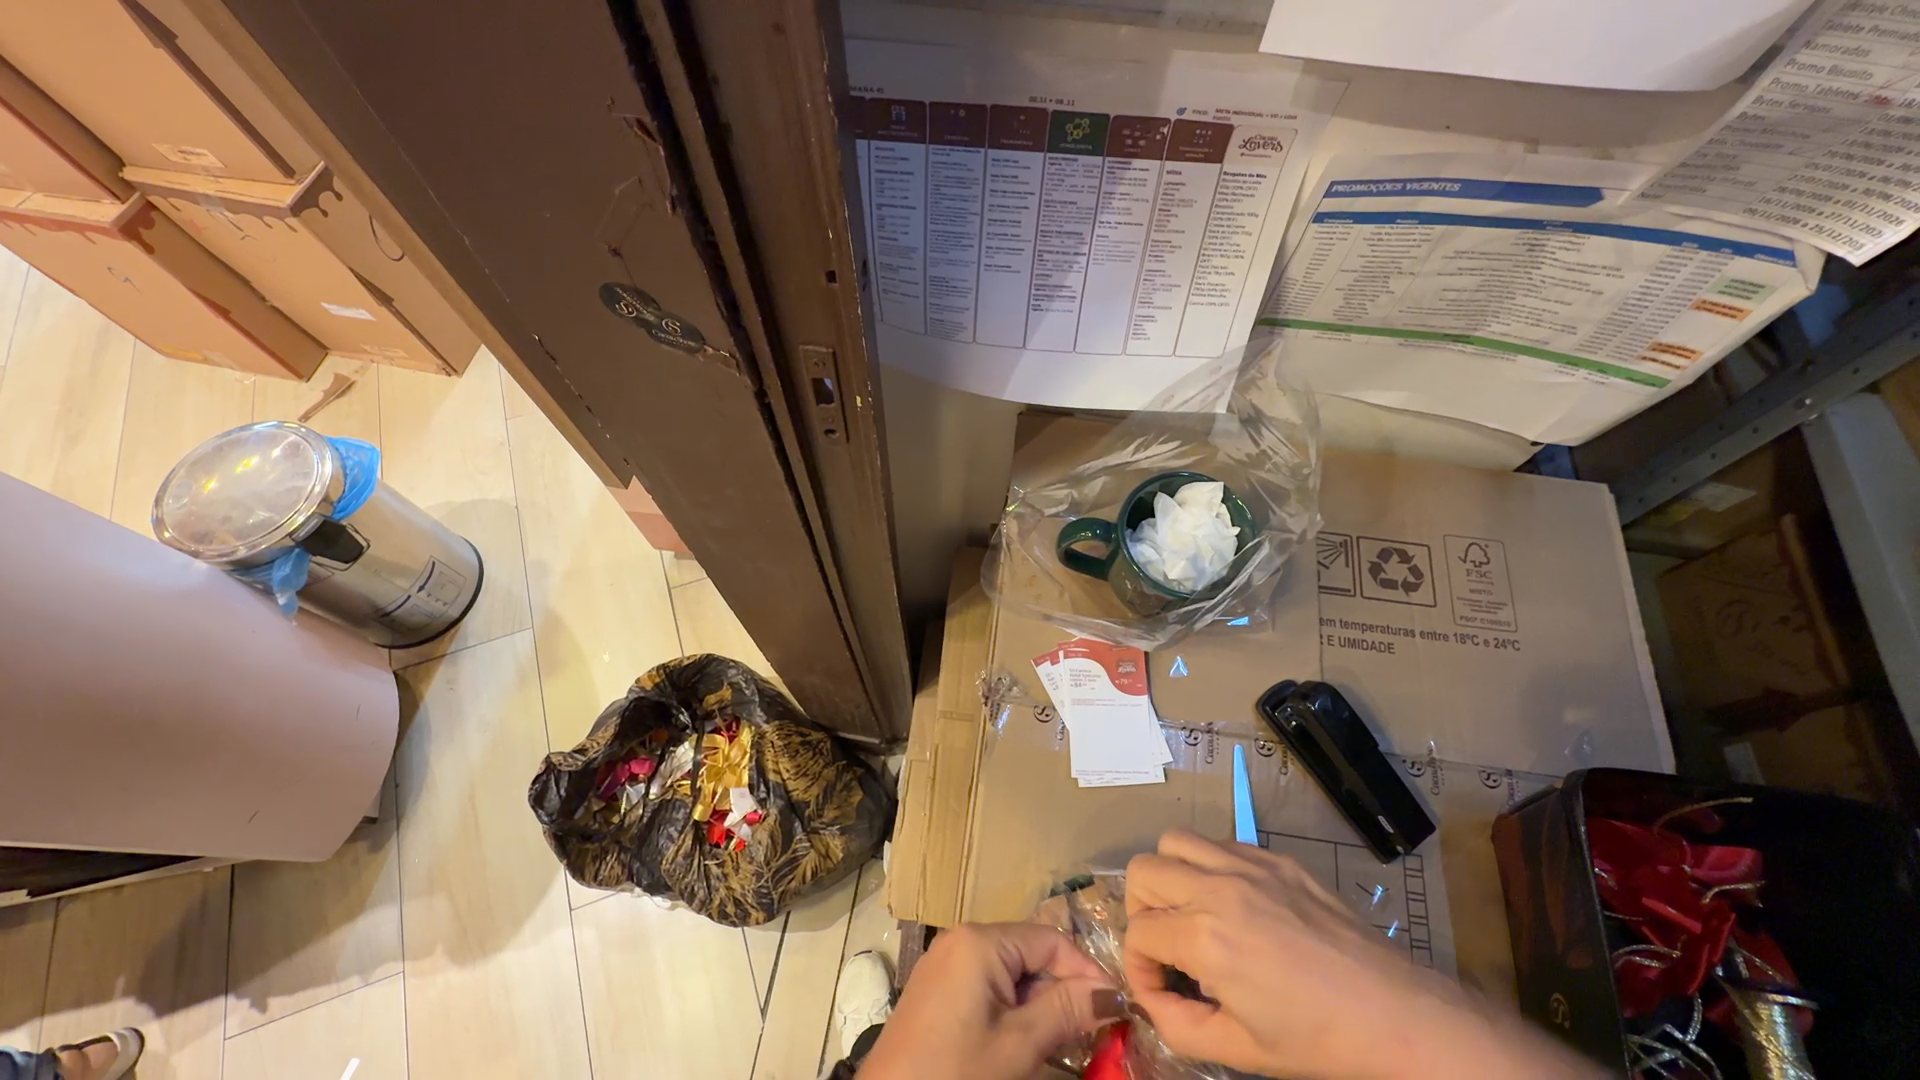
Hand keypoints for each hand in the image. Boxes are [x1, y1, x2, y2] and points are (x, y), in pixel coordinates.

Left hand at [858, 922, 1121, 1079]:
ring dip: (1043, 1006)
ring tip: (1070, 1044)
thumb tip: (1114, 992)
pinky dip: (1015, 1013)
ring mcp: (946, 966)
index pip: (1051, 940)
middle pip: (1031, 955)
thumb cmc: (956, 1073)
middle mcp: (962, 941)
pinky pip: (990, 990)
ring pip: (1013, 976)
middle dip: (1065, 992)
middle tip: (1098, 1033)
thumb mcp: (1019, 1045)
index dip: (1087, 972)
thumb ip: (1067, 1011)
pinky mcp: (939, 994)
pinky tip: (1031, 1045)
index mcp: (980, 941)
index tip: (1118, 1009)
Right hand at [1124, 831, 1602, 1079]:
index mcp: (1206, 939)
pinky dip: (1208, 866)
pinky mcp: (1277, 857)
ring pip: (1174, 841)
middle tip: (1167, 944)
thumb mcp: (1236, 1050)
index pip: (1137, 933)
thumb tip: (1151, 994)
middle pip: (1143, 872)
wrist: (1396, 1015)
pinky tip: (1232, 902)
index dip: (1139, 967)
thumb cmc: (1317, 1042)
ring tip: (1190, 911)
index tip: (1162, 990)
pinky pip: (1219, 842)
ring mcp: (1250, 865)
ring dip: (1169, 876)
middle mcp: (1219, 888)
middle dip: (1141, 911)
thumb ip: (1174, 1023)